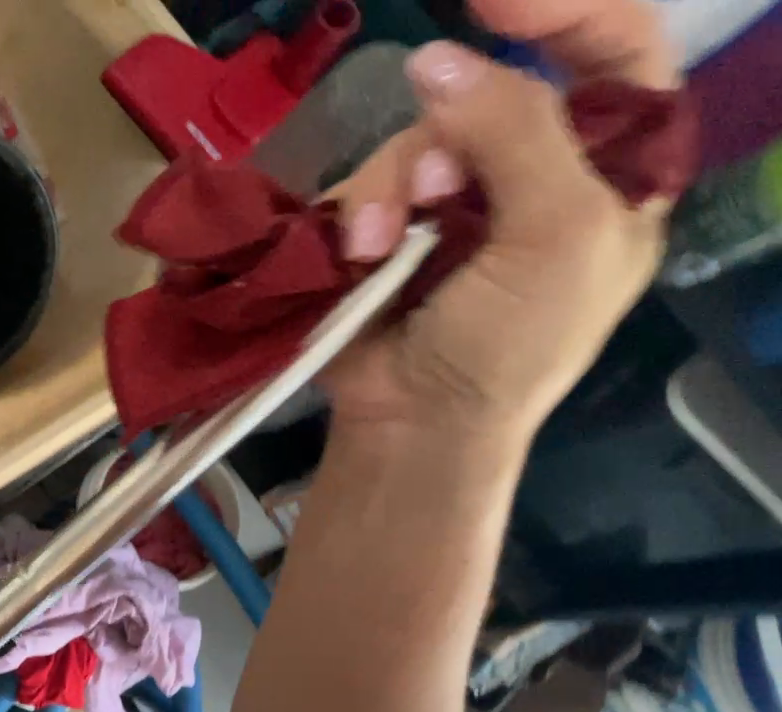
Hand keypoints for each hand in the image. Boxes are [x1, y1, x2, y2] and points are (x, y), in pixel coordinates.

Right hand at [319, 0, 678, 440]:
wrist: (416, 422)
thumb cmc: (512, 343)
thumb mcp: (553, 233)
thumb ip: (515, 133)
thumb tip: (435, 60)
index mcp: (603, 172)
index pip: (610, 56)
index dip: (563, 15)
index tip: (492, 2)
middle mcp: (520, 178)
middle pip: (481, 104)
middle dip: (444, 146)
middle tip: (433, 201)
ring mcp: (442, 210)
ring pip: (406, 149)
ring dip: (385, 195)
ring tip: (377, 251)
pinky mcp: (376, 238)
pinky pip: (355, 192)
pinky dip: (349, 220)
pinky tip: (354, 257)